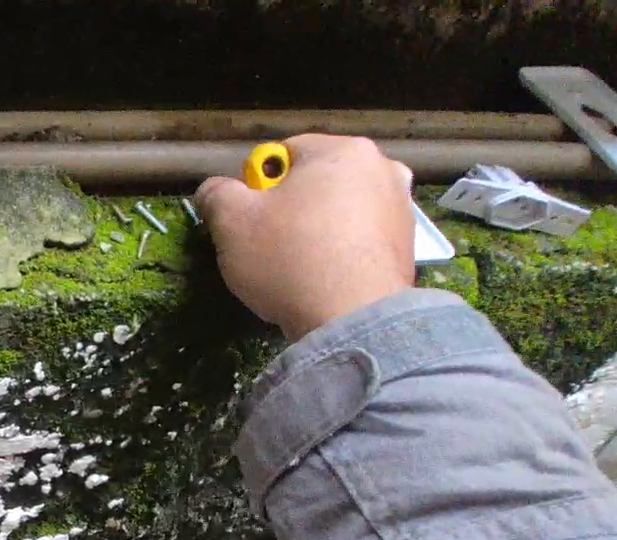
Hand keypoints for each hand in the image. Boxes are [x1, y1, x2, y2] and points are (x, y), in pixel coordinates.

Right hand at [196, 135, 415, 341]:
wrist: (349, 312)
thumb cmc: (286, 257)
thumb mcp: (231, 223)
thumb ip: (217, 195)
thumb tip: (212, 188)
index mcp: (340, 151)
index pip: (283, 152)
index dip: (253, 184)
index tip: (241, 217)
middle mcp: (380, 165)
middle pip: (314, 179)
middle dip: (286, 205)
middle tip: (262, 242)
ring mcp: (399, 201)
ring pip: (338, 206)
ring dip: (313, 224)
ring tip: (293, 261)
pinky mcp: (404, 238)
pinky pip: (358, 232)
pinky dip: (337, 246)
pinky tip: (319, 273)